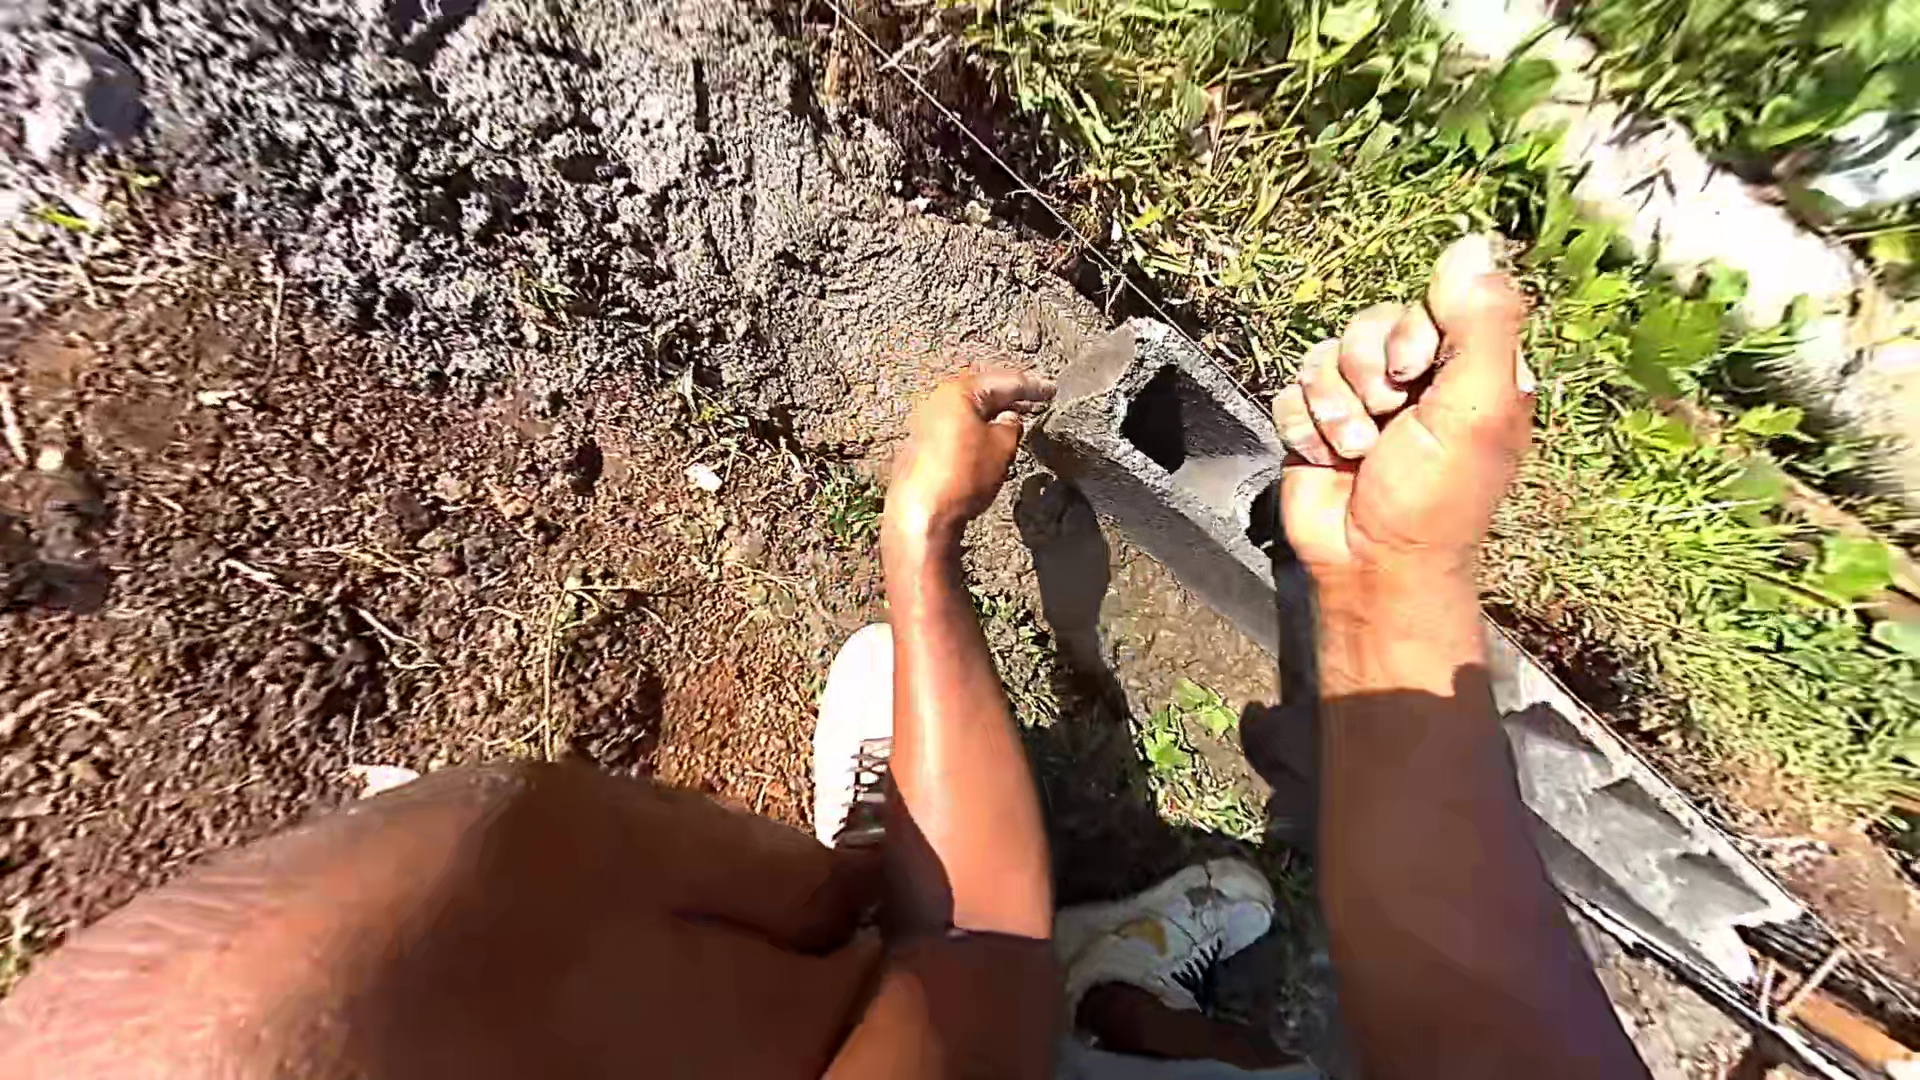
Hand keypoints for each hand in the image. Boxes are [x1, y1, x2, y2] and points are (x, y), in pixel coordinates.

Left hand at [884, 368, 1056, 547]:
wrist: (921, 514)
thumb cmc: (963, 477)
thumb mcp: (1002, 447)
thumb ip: (1012, 426)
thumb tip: (1009, 420)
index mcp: (958, 392)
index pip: (1004, 382)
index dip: (1032, 387)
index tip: (1051, 390)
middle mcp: (936, 400)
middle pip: (981, 392)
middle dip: (1009, 397)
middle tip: (1036, 400)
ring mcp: (924, 422)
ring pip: (967, 411)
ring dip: (992, 414)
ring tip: (1016, 419)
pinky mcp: (920, 445)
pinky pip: (955, 427)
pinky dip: (975, 428)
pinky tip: (988, 438)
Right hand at [1272, 235, 1531, 585]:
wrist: (1367, 557)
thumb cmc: (1434, 495)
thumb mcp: (1474, 408)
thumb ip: (1480, 323)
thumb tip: (1469, 242)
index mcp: (1460, 366)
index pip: (1422, 303)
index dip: (1405, 334)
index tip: (1412, 377)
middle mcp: (1405, 377)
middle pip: (1363, 326)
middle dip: (1363, 375)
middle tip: (1382, 418)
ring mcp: (1352, 402)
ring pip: (1319, 360)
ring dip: (1331, 409)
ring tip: (1353, 449)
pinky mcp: (1308, 426)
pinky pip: (1288, 396)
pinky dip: (1302, 428)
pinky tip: (1323, 456)